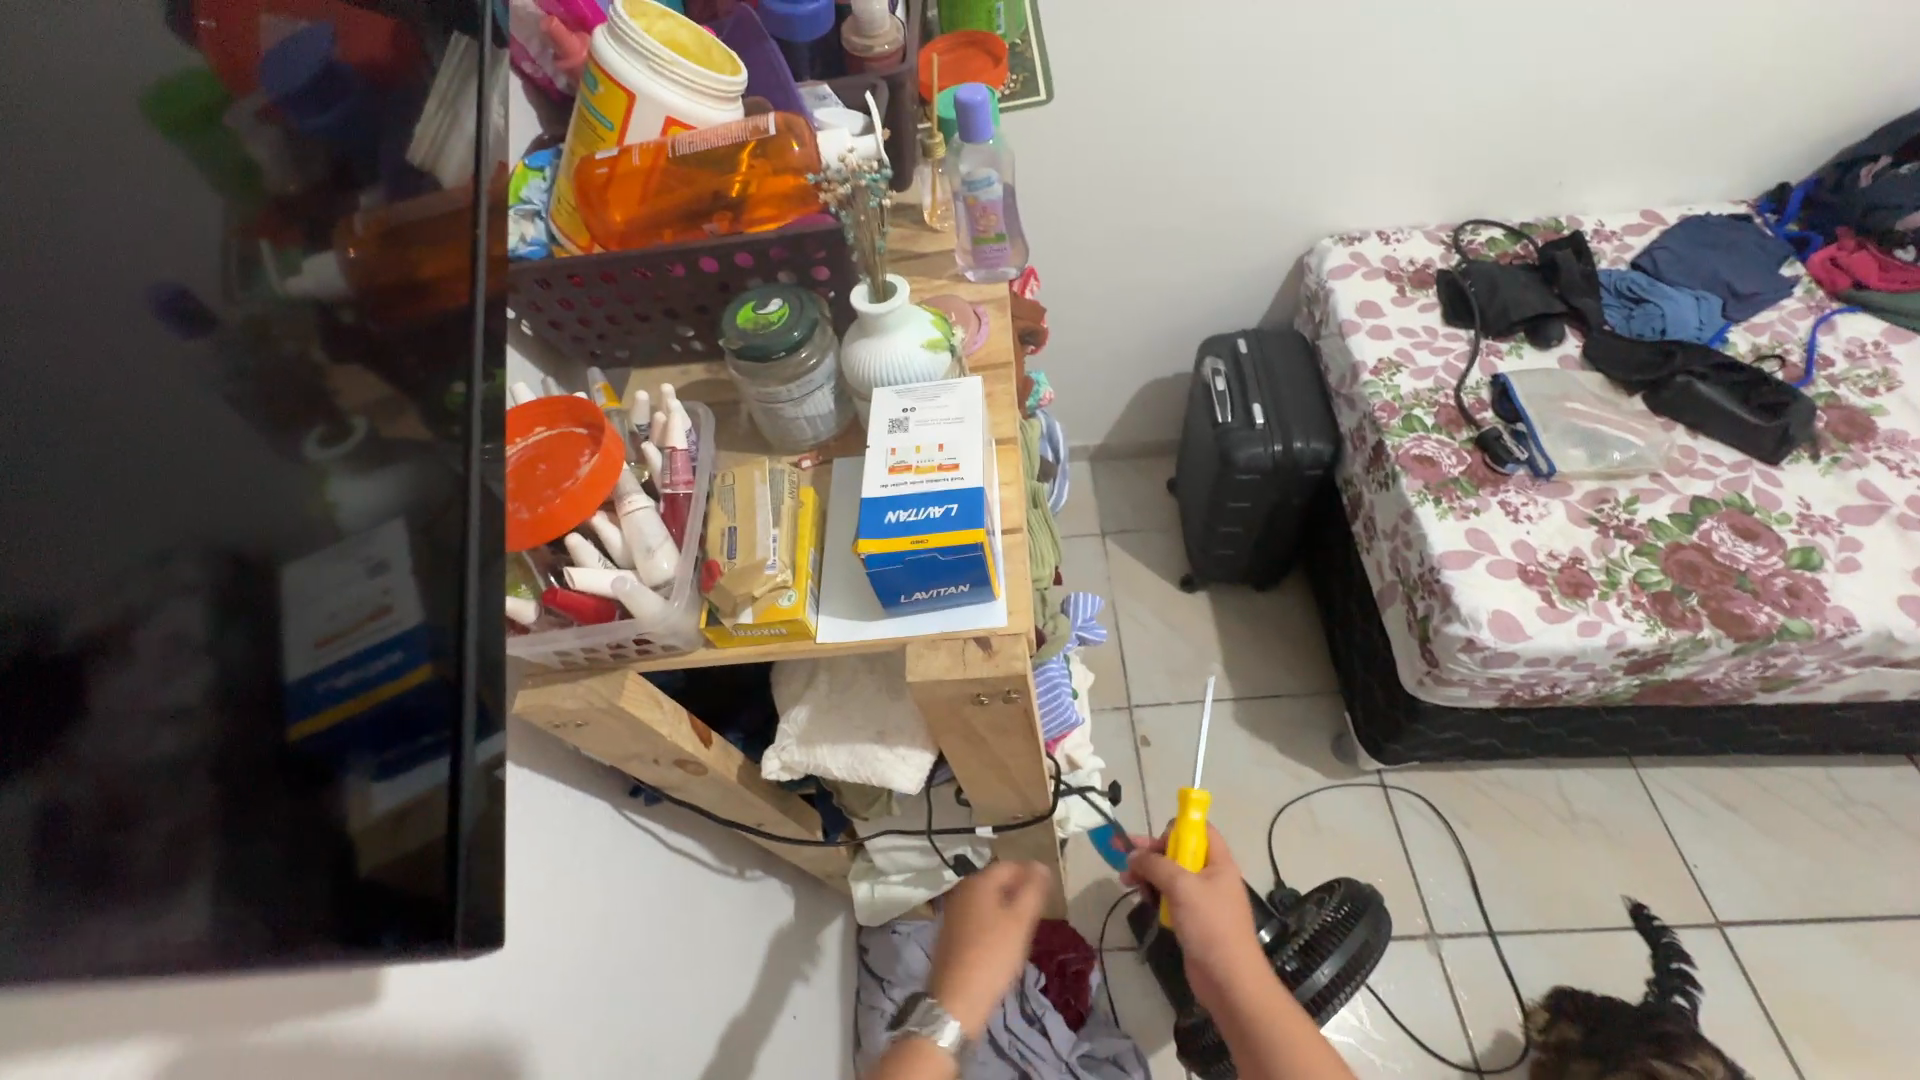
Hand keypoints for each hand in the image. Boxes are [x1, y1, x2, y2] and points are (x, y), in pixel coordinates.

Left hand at [928, 861, 1050, 1035]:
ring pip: (987, 901)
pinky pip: (977, 918)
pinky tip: (1002, 943)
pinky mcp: (950, 934)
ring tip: (1023, 929)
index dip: (1031, 875)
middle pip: (997, 882)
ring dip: (1006, 909)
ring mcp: (953, 912)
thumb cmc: (993, 955)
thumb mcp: (1020, 921)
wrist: (957, 999)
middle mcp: (962, 891)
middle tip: (1037, 913)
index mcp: (978, 881)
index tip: (1048, 894)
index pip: (1010, 866)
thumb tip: (1041, 865)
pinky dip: (993, 923)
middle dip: (1018, 892)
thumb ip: (1033, 890)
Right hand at [1123, 825, 1268, 1011]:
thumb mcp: (1181, 887)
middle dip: (1151, 853)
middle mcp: (1211, 876)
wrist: (1229, 981)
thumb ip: (1155, 864)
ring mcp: (1202, 899)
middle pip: (1179, 852)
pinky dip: (1154, 894)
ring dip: (1148, 874)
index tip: (1154, 840)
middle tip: (1123, 855)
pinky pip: (1170, 897)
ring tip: (1126, 880)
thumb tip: (1133, 854)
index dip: (1176, 828)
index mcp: (1218, 862)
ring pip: (1170, 875)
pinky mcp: (1192, 919)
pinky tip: (1141, 898)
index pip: (1200, 830)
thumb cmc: (1210, 927)